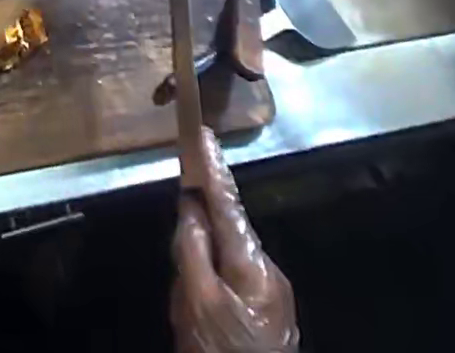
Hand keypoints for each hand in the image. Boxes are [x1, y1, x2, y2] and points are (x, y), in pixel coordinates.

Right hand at [172, 129, 297, 352]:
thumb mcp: (197, 304)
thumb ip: (191, 248)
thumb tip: (190, 206)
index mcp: (253, 264)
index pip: (226, 203)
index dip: (211, 167)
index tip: (202, 133)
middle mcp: (268, 271)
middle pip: (224, 232)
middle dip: (197, 239)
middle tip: (183, 285)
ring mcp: (270, 294)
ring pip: (223, 259)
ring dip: (200, 272)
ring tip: (191, 316)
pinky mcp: (265, 313)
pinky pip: (229, 282)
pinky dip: (209, 287)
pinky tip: (200, 321)